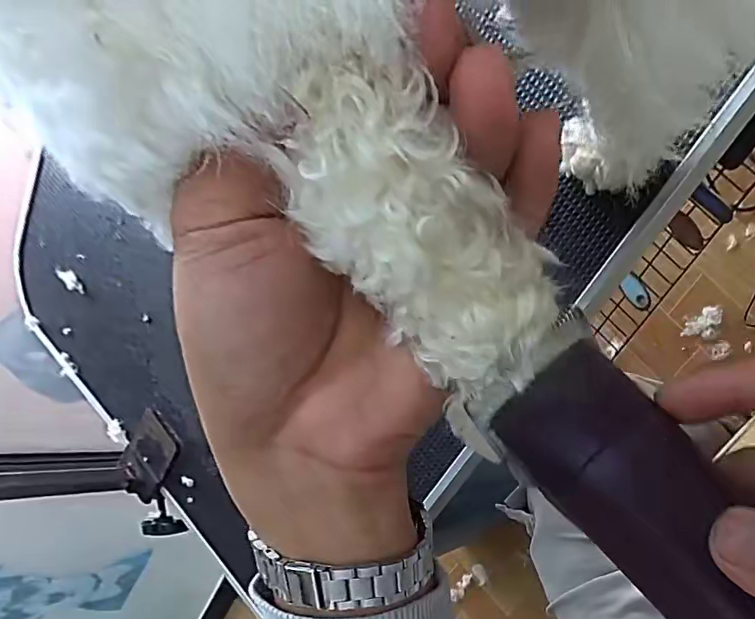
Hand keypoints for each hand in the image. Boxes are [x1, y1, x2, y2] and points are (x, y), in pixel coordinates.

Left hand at [169, 0, 559, 564]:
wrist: (299, 441)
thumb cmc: (242, 336)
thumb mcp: (213, 223)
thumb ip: (250, 144)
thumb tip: (297, 63)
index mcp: (314, 179)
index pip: (351, 97)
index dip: (371, 52)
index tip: (394, 16)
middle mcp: (381, 201)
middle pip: (422, 124)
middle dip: (438, 75)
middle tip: (449, 32)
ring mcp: (436, 247)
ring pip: (475, 171)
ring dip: (487, 122)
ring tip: (488, 79)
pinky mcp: (476, 291)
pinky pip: (512, 234)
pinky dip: (532, 187)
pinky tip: (541, 137)